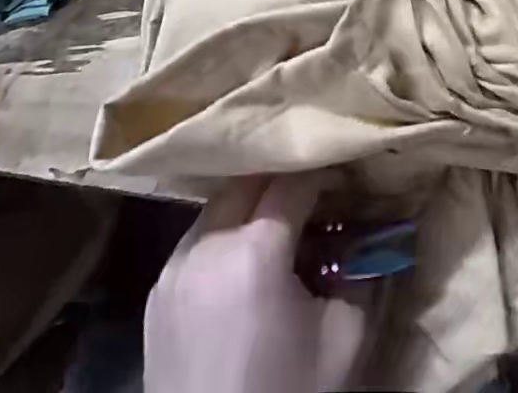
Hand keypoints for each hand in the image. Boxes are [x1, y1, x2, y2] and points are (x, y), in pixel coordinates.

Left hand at [144, 174, 365, 392]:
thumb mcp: (342, 341)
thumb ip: (358, 276)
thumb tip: (361, 237)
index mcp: (254, 252)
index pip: (290, 185)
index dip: (318, 175)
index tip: (338, 177)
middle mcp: (207, 244)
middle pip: (246, 182)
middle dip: (280, 179)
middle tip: (309, 194)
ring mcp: (174, 265)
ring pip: (215, 207)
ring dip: (247, 203)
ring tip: (274, 225)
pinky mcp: (156, 290)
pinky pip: (194, 240)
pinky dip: (220, 234)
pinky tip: (239, 262)